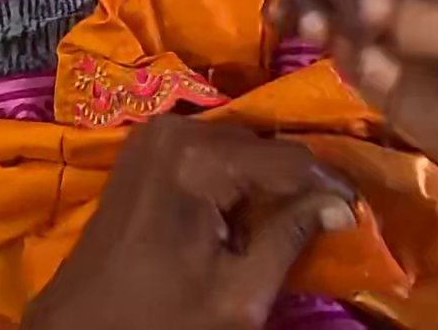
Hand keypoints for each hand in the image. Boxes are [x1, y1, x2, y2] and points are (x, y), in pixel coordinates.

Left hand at [23, 115, 357, 329]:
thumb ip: (289, 236)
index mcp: (196, 158)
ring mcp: (155, 130)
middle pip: (255, 142)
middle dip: (293, 174)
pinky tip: (246, 199)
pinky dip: (230, 167)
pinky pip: (203, 144)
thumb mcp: (237, 295)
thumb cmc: (161, 320)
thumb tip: (338, 202)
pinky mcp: (145, 142)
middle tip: (328, 207)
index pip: (281, 157)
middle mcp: (175, 127)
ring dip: (262, 170)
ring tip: (294, 206)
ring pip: (231, 140)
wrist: (81, 325)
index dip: (325, 178)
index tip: (357, 202)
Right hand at [273, 0, 437, 187]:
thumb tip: (372, 15)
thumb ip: (423, 22)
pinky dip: (287, 16)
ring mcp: (361, 13)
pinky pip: (306, 20)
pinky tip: (279, 25)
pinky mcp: (346, 47)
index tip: (373, 14)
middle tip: (357, 37)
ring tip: (310, 33)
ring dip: (305, 0)